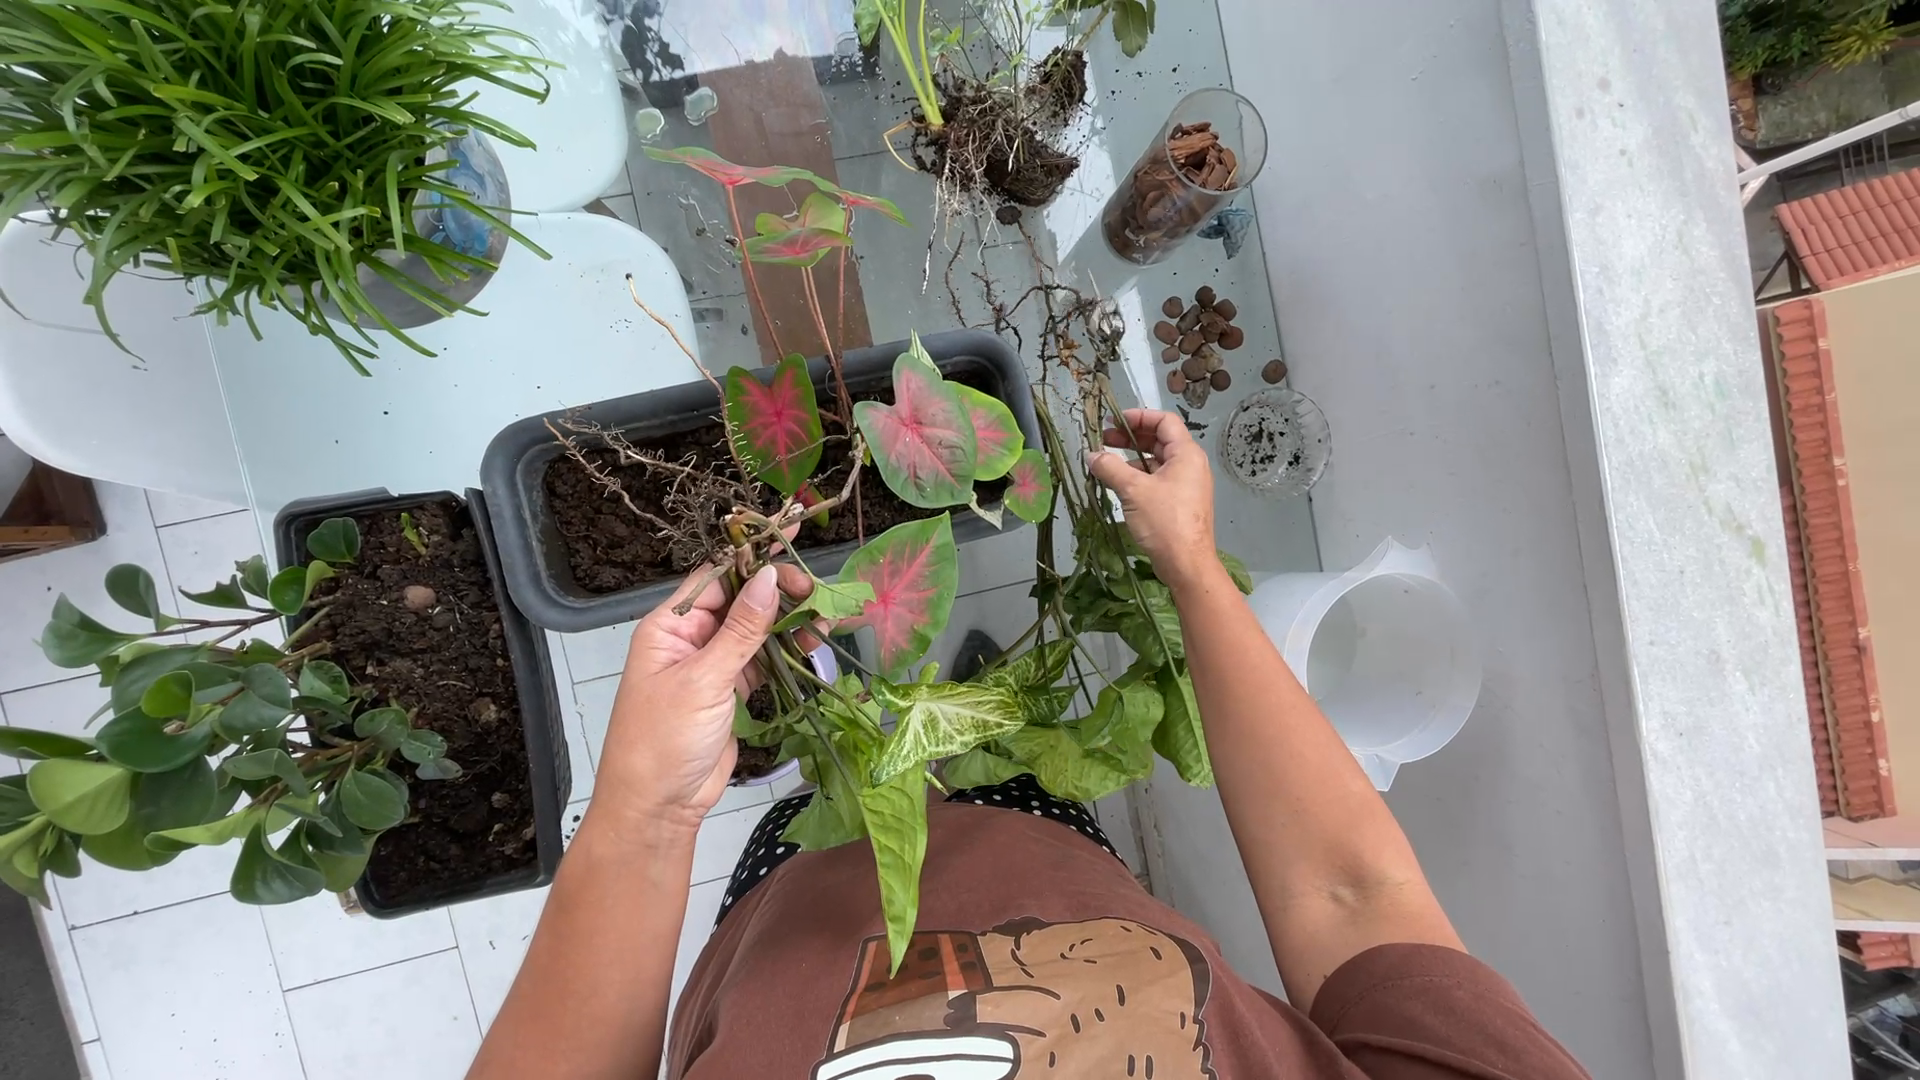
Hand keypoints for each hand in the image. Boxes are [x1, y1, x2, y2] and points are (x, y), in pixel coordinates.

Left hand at [593, 563, 812, 831]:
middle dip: (778, 592)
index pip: (715, 578)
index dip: (752, 563)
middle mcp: (692, 637)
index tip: (791, 554)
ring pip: (757, 628)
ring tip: (826, 614)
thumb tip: (768, 577)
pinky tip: (813, 640)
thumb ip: (741, 629)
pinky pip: (764, 657)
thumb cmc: (663, 740)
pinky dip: (788, 649)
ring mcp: (713, 663)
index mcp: (670, 626)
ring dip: (789, 620)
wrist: (658, 806)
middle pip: (740, 599)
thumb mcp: (704, 679)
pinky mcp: (732, 687)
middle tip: (815, 592)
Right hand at [1087, 408, 1218, 590]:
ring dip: (1132, 458)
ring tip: (1105, 463)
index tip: (1114, 421)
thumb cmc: (1164, 521)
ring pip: (1157, 461)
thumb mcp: (1133, 490)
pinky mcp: (1179, 502)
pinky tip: (1117, 483)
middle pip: (1160, 440)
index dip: (1139, 416)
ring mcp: (1186, 484)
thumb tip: (1091, 455)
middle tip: (1103, 440)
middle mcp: (1190, 465)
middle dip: (1131, 437)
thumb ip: (1110, 468)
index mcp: (1186, 454)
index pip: (1164, 421)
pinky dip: (1138, 476)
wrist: (1186, 563)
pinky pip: (1157, 480)